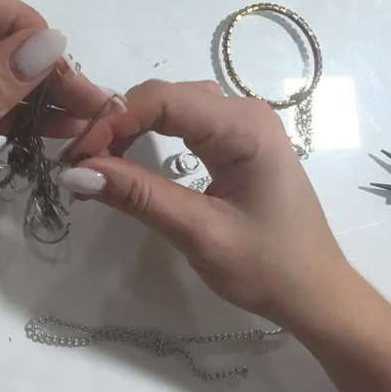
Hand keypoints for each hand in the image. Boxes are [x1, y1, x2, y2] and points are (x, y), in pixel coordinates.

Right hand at [56, 80, 361, 329]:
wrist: (315, 294)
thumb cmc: (267, 267)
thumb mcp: (198, 233)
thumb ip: (138, 197)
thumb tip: (76, 172)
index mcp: (244, 127)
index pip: (161, 100)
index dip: (111, 122)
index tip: (76, 159)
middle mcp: (244, 113)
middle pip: (162, 97)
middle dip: (114, 125)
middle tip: (79, 166)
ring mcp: (242, 127)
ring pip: (169, 108)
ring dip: (128, 130)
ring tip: (95, 165)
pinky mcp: (235, 145)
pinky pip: (182, 125)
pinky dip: (148, 139)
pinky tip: (126, 162)